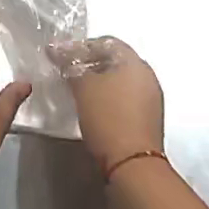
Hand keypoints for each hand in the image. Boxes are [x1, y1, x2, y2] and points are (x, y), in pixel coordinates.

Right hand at [49, 37, 162, 170]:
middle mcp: (147, 75)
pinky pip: (125, 98)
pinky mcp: (148, 120)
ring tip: (77, 90)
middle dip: (90, 63)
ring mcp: (150, 98)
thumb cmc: (108, 118)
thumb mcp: (84, 88)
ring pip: (120, 80)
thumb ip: (71, 66)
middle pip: (115, 60)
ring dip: (99, 82)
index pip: (106, 42)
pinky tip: (93, 108)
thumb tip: (58, 49)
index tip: (61, 54)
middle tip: (67, 71)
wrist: (133, 167)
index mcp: (135, 61)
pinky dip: (108, 98)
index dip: (81, 46)